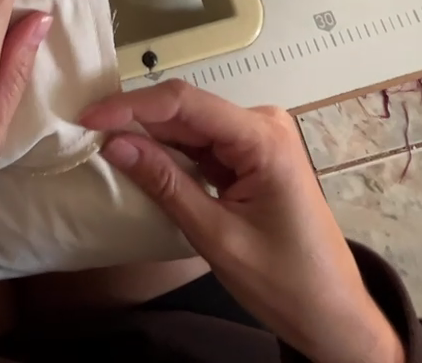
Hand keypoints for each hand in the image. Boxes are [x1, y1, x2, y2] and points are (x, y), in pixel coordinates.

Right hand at [81, 81, 404, 362]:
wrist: (336, 318)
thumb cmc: (286, 283)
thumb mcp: (218, 237)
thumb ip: (166, 184)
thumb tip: (114, 144)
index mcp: (262, 137)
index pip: (185, 103)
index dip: (132, 106)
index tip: (88, 116)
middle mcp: (261, 124)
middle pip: (185, 110)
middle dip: (135, 118)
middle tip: (84, 130)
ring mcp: (256, 138)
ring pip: (188, 125)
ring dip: (148, 134)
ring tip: (100, 140)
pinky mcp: (249, 155)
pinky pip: (200, 143)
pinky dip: (168, 151)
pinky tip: (137, 156)